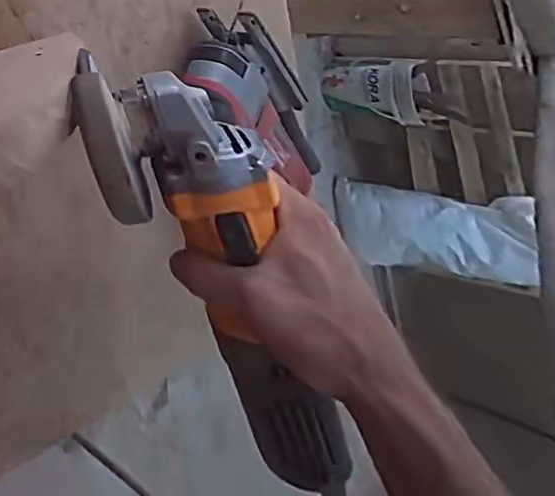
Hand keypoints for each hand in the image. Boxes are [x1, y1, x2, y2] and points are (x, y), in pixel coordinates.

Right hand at [169, 184, 404, 402]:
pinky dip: (256, 265)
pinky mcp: (323, 272)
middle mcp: (310, 220)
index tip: (187, 198)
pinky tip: (247, 292)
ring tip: (218, 269)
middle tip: (199, 240)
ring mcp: (319, 247)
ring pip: (263, 231)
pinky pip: (276, 254)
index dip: (213, 179)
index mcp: (298, 211)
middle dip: (220, 220)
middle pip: (251, 203)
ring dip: (237, 247)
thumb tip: (177, 261)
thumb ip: (206, 274)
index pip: (246, 172)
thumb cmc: (317, 326)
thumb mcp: (249, 298)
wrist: (377, 382)